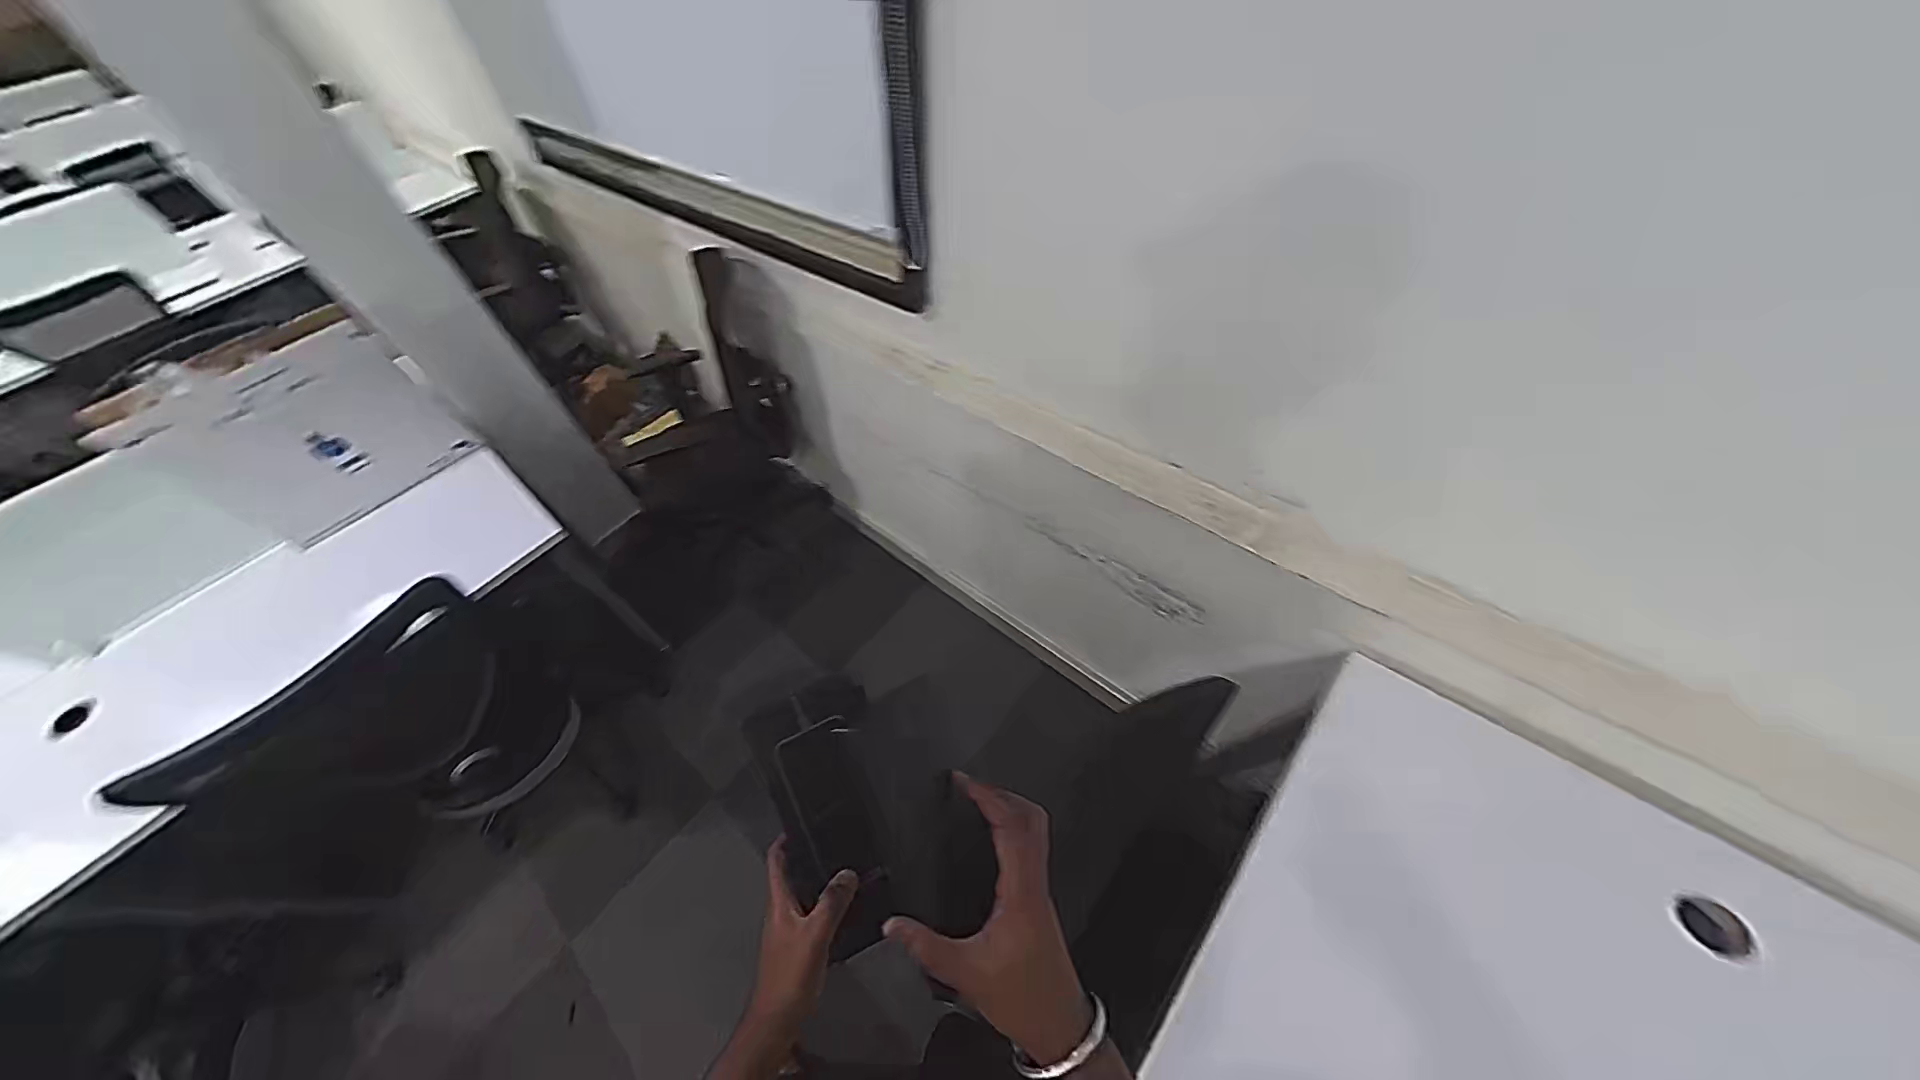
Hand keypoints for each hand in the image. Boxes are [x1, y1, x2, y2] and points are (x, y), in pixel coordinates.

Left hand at [748, 836, 859, 1029]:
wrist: (777, 1020)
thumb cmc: (790, 974)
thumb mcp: (815, 933)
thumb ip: (832, 902)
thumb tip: (847, 873)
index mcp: (778, 903)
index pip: (774, 862)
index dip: (783, 842)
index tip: (798, 826)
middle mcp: (779, 912)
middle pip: (789, 876)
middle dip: (806, 859)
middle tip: (829, 845)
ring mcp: (786, 930)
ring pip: (801, 895)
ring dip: (817, 882)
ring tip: (841, 871)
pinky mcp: (795, 946)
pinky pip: (810, 914)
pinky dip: (823, 905)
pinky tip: (841, 910)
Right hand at [883, 774, 1094, 1063]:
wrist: (1057, 1024)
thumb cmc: (1021, 997)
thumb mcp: (965, 974)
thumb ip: (926, 947)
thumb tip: (894, 925)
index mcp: (1021, 892)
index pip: (1013, 828)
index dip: (991, 798)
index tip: (967, 783)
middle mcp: (1035, 884)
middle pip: (1033, 820)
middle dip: (1003, 794)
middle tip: (972, 785)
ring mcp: (1041, 889)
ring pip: (1036, 832)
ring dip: (1011, 809)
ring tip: (980, 801)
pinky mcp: (1038, 898)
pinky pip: (1032, 848)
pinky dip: (1013, 829)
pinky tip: (992, 837)